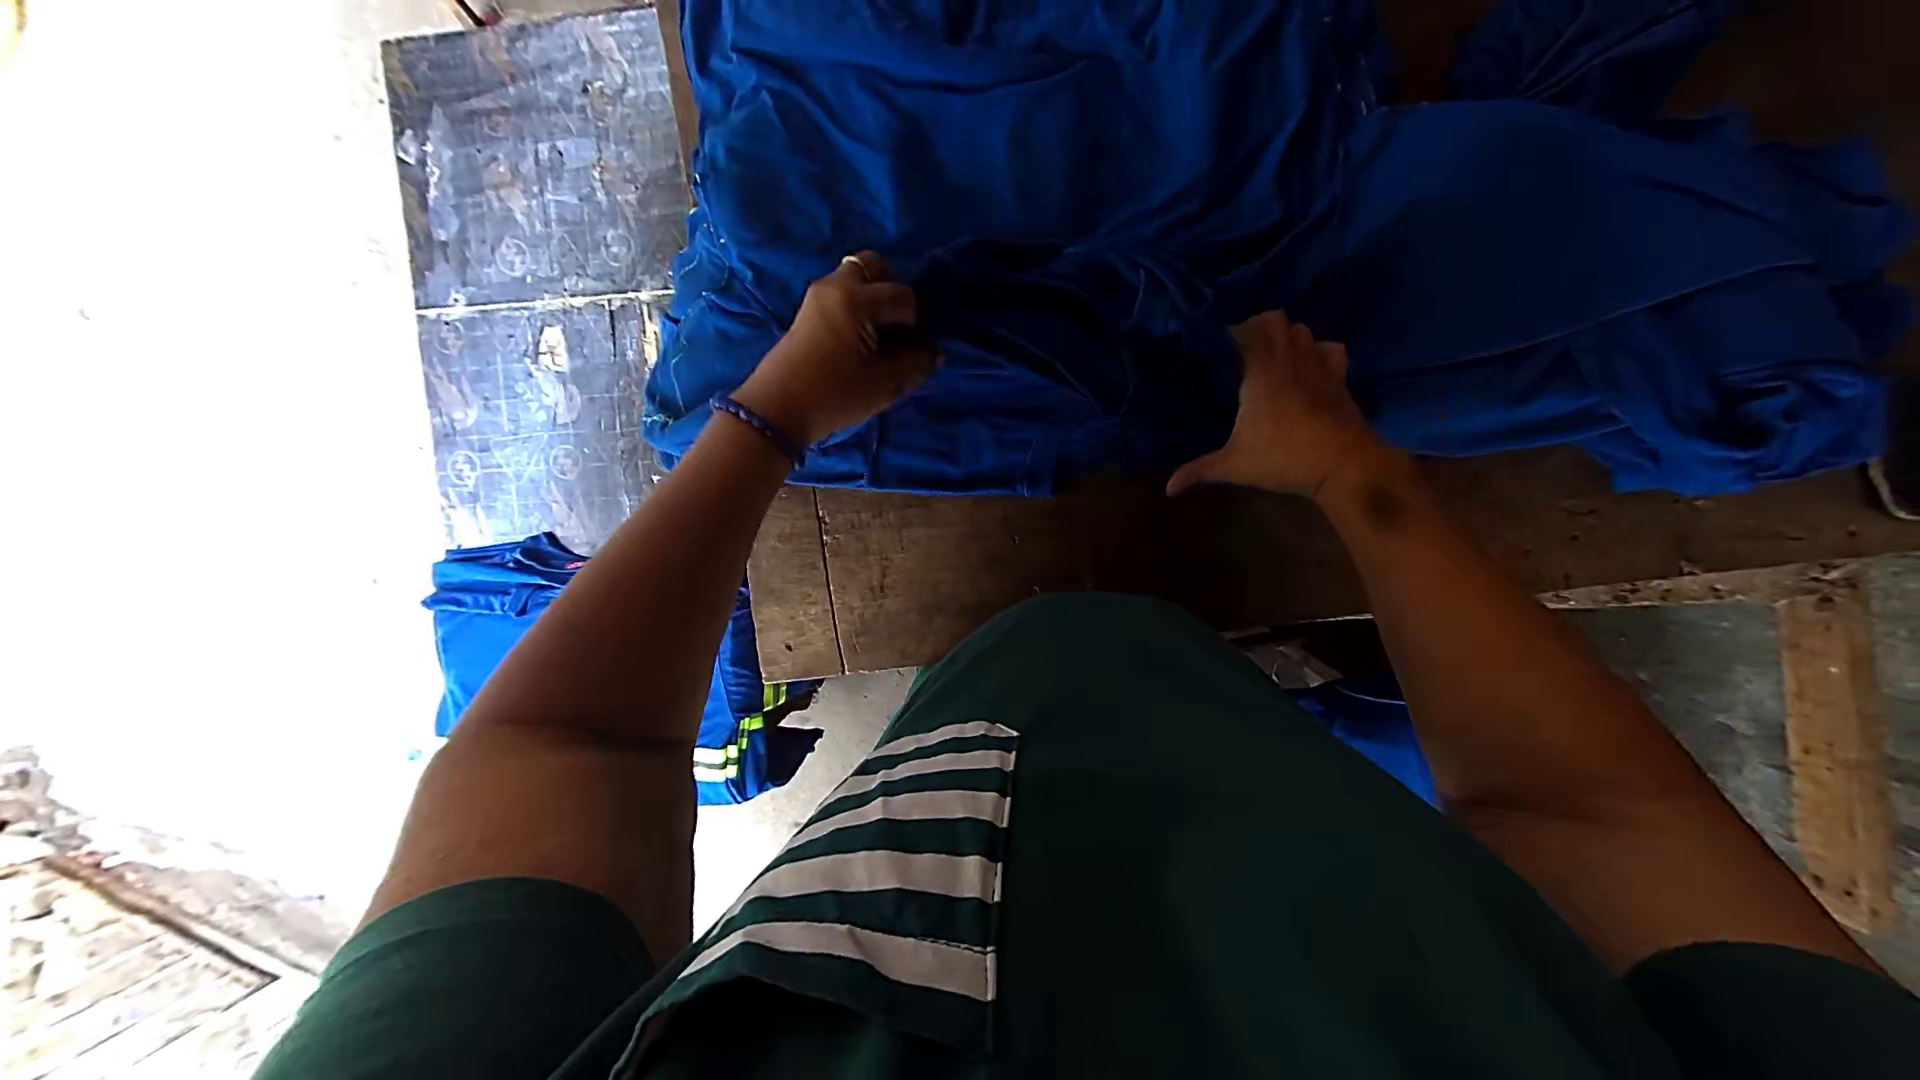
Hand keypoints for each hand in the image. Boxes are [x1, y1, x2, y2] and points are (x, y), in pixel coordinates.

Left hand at [731, 251, 938, 447]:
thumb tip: (934, 351)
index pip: (903, 296)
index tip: (909, 351)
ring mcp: (816, 297)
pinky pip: (841, 295)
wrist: (777, 410)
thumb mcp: (885, 384)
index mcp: (856, 299)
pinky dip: (856, 308)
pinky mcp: (807, 313)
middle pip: (874, 266)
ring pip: (855, 279)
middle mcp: (835, 286)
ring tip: (877, 338)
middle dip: (892, 292)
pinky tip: (858, 342)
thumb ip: (917, 363)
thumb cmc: (835, 395)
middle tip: (895, 330)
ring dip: (873, 300)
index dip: (914, 323)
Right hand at [1168, 311, 1387, 498]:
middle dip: (1256, 327)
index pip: (1245, 332)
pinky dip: (1317, 350)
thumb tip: (1168, 488)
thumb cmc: (1284, 459)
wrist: (1344, 466)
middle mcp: (1289, 361)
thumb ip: (1199, 470)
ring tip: (1269, 356)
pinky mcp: (1339, 377)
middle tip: (1240, 350)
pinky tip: (1306, 366)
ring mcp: (1318, 365)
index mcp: (1260, 374)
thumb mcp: (1235, 466)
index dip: (1230, 333)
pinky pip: (1329, 347)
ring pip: (1302, 329)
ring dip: (1285, 336)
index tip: (1216, 347)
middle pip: (1275, 319)